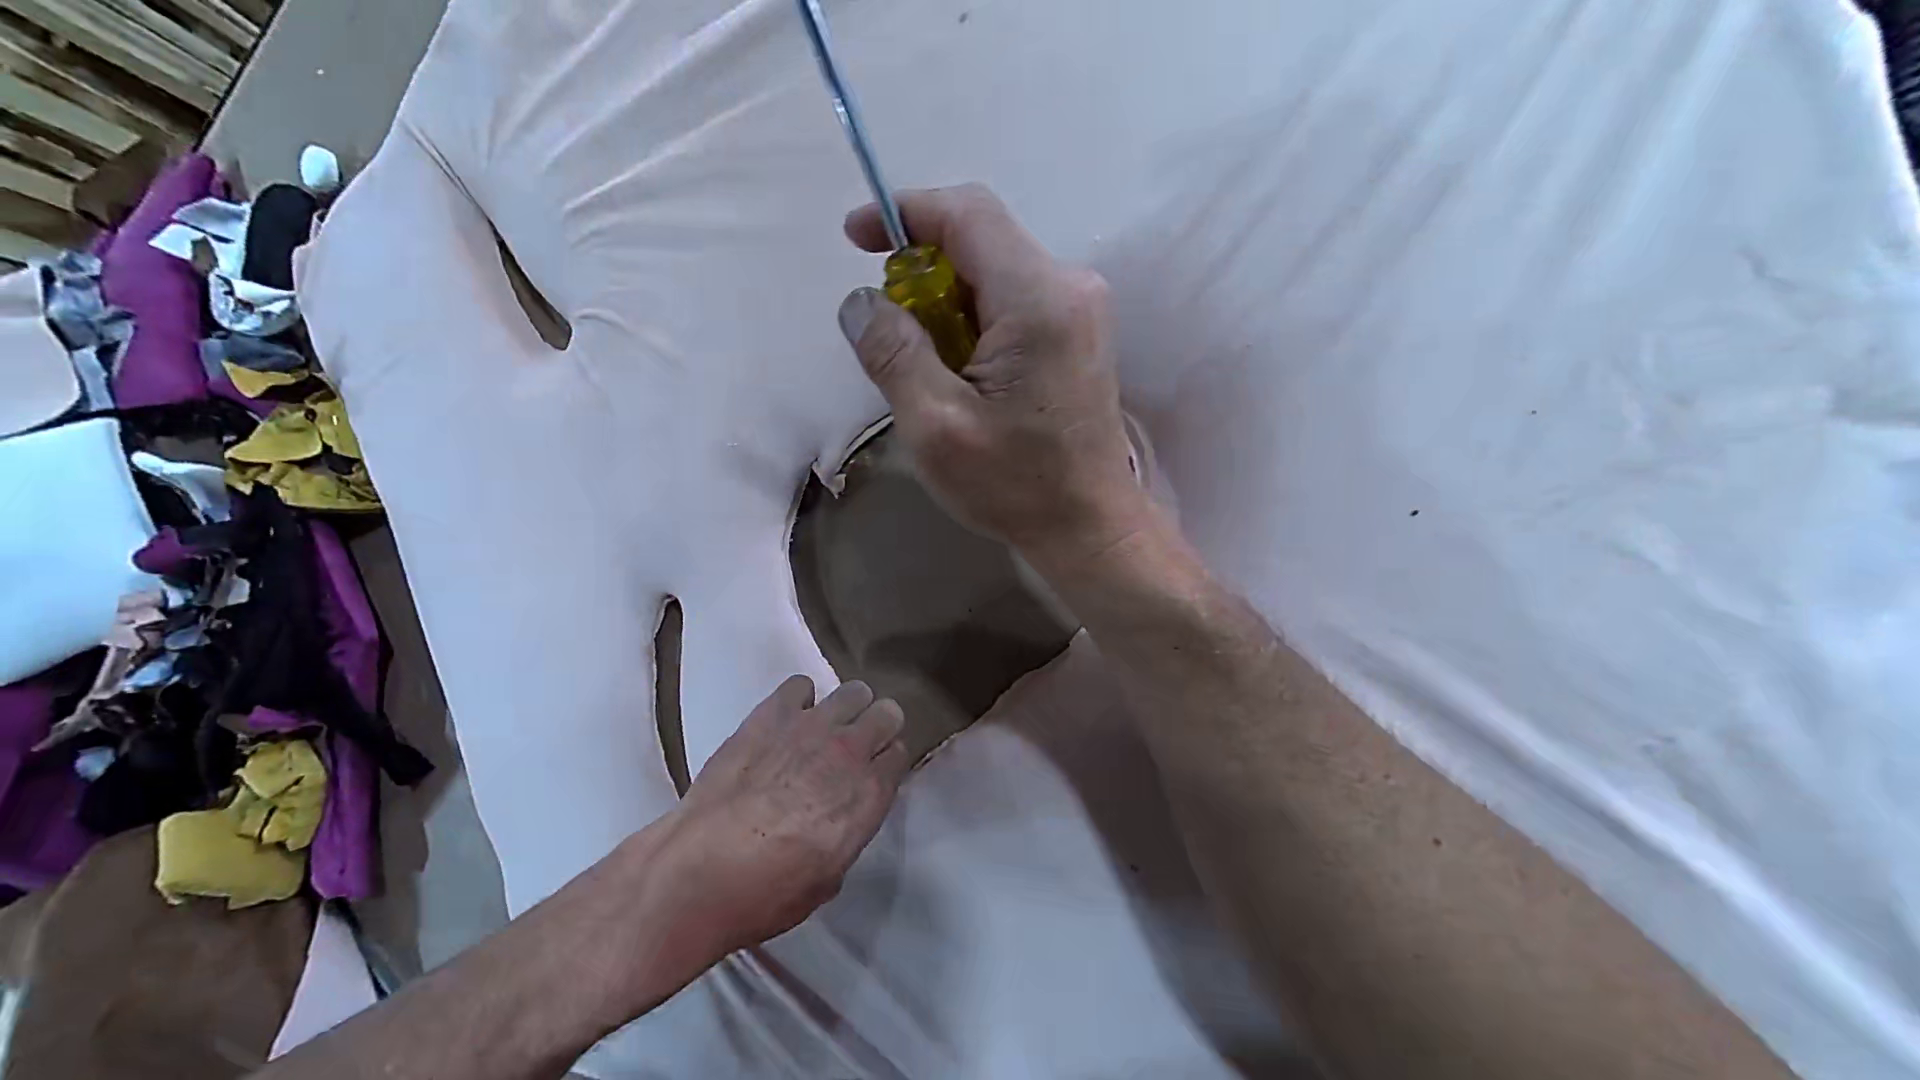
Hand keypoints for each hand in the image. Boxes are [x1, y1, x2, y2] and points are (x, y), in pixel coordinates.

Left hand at [667, 676, 908, 953]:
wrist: (698, 871)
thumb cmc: (766, 892)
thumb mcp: (829, 878)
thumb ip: (849, 832)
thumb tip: (843, 815)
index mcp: (870, 794)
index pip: (899, 755)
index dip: (887, 763)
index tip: (874, 772)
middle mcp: (850, 751)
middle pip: (888, 713)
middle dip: (877, 727)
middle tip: (855, 747)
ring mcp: (811, 726)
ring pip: (853, 692)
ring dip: (845, 709)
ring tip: (822, 730)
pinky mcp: (771, 713)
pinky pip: (800, 686)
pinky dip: (798, 700)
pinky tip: (783, 722)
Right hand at [839, 184, 1150, 566]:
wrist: (1089, 527)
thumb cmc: (1015, 485)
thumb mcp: (935, 425)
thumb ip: (893, 353)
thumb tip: (861, 301)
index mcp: (1038, 299)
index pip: (967, 213)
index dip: (905, 212)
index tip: (856, 237)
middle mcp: (1070, 287)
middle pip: (982, 240)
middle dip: (922, 270)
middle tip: (889, 327)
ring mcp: (1081, 310)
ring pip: (996, 272)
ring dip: (947, 300)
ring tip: (923, 362)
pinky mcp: (1079, 335)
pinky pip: (1015, 300)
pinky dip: (975, 319)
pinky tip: (960, 369)